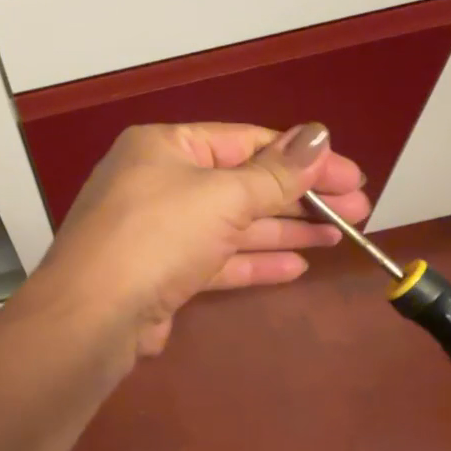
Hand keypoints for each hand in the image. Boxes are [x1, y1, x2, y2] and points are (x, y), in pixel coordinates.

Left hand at [27, 122, 368, 355]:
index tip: (350, 175)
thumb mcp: (223, 196)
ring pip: (232, 224)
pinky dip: (254, 261)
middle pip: (242, 183)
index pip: (245, 141)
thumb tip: (319, 135)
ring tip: (338, 236)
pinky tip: (296, 266)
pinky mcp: (160, 273)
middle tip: (358, 210)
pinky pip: (216, 259)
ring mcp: (157, 230)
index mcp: (165, 146)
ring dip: (284, 229)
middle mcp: (158, 181)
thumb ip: (275, 172)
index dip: (301, 157)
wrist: (92, 315)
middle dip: (300, 197)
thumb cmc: (157, 236)